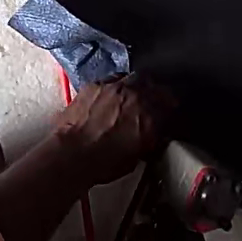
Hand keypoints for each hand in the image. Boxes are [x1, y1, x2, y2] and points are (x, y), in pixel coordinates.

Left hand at [51, 75, 173, 186]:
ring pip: (136, 77)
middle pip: (155, 87)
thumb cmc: (104, 164)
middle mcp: (137, 97)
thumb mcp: (136, 158)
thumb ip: (149, 140)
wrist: (70, 154)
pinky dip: (118, 85)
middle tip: (155, 100)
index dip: (171, 111)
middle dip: (157, 93)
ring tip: (135, 93)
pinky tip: (113, 93)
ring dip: (139, 85)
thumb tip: (154, 135)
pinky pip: (114, 78)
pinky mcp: (97, 84)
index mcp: (151, 117)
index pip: (170, 107)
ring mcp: (116, 87)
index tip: (169, 114)